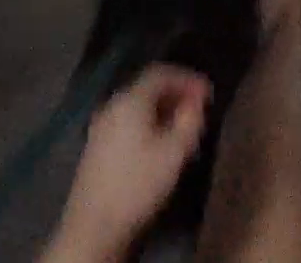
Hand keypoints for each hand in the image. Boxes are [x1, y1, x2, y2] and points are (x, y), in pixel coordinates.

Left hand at [46, 65, 210, 262]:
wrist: (93, 227)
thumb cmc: (138, 184)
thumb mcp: (176, 151)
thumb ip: (191, 119)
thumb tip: (197, 100)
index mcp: (130, 100)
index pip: (161, 73)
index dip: (187, 78)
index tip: (207, 93)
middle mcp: (112, 106)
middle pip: (147, 88)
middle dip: (175, 94)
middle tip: (197, 109)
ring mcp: (100, 127)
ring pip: (137, 106)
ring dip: (162, 110)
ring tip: (182, 127)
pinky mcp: (95, 147)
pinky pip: (127, 122)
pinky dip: (147, 123)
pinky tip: (158, 144)